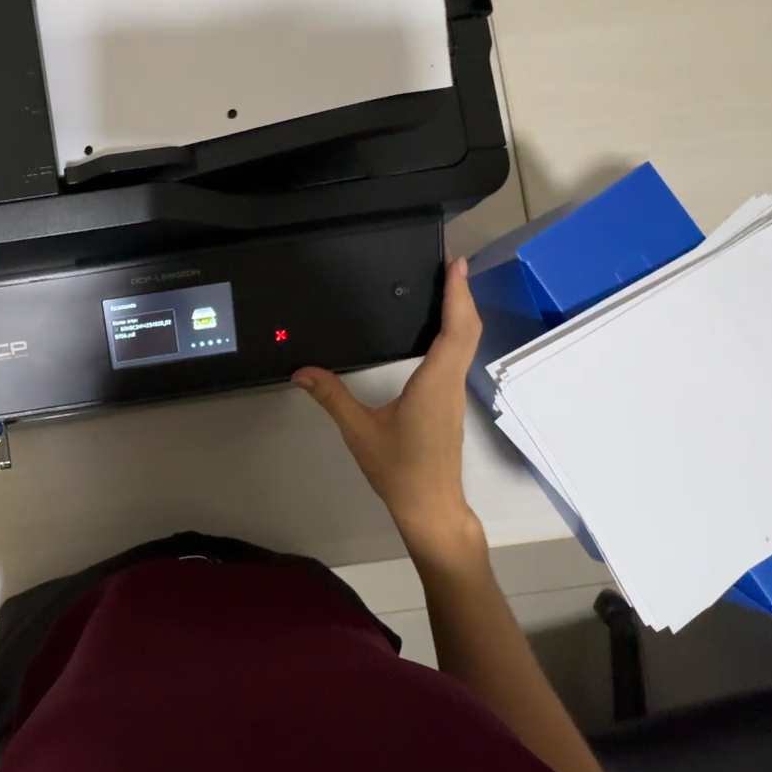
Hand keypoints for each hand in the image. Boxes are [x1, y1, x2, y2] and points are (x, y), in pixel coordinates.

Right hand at [293, 257, 484, 564]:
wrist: (431, 507)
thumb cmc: (400, 470)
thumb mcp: (359, 431)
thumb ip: (331, 398)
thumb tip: (303, 371)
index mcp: (433, 383)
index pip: (455, 329)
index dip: (458, 294)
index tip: (456, 265)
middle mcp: (450, 384)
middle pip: (468, 331)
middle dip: (462, 295)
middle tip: (452, 267)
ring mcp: (453, 396)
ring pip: (466, 346)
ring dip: (461, 315)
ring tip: (446, 292)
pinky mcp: (449, 406)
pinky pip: (458, 360)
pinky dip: (454, 336)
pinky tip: (438, 336)